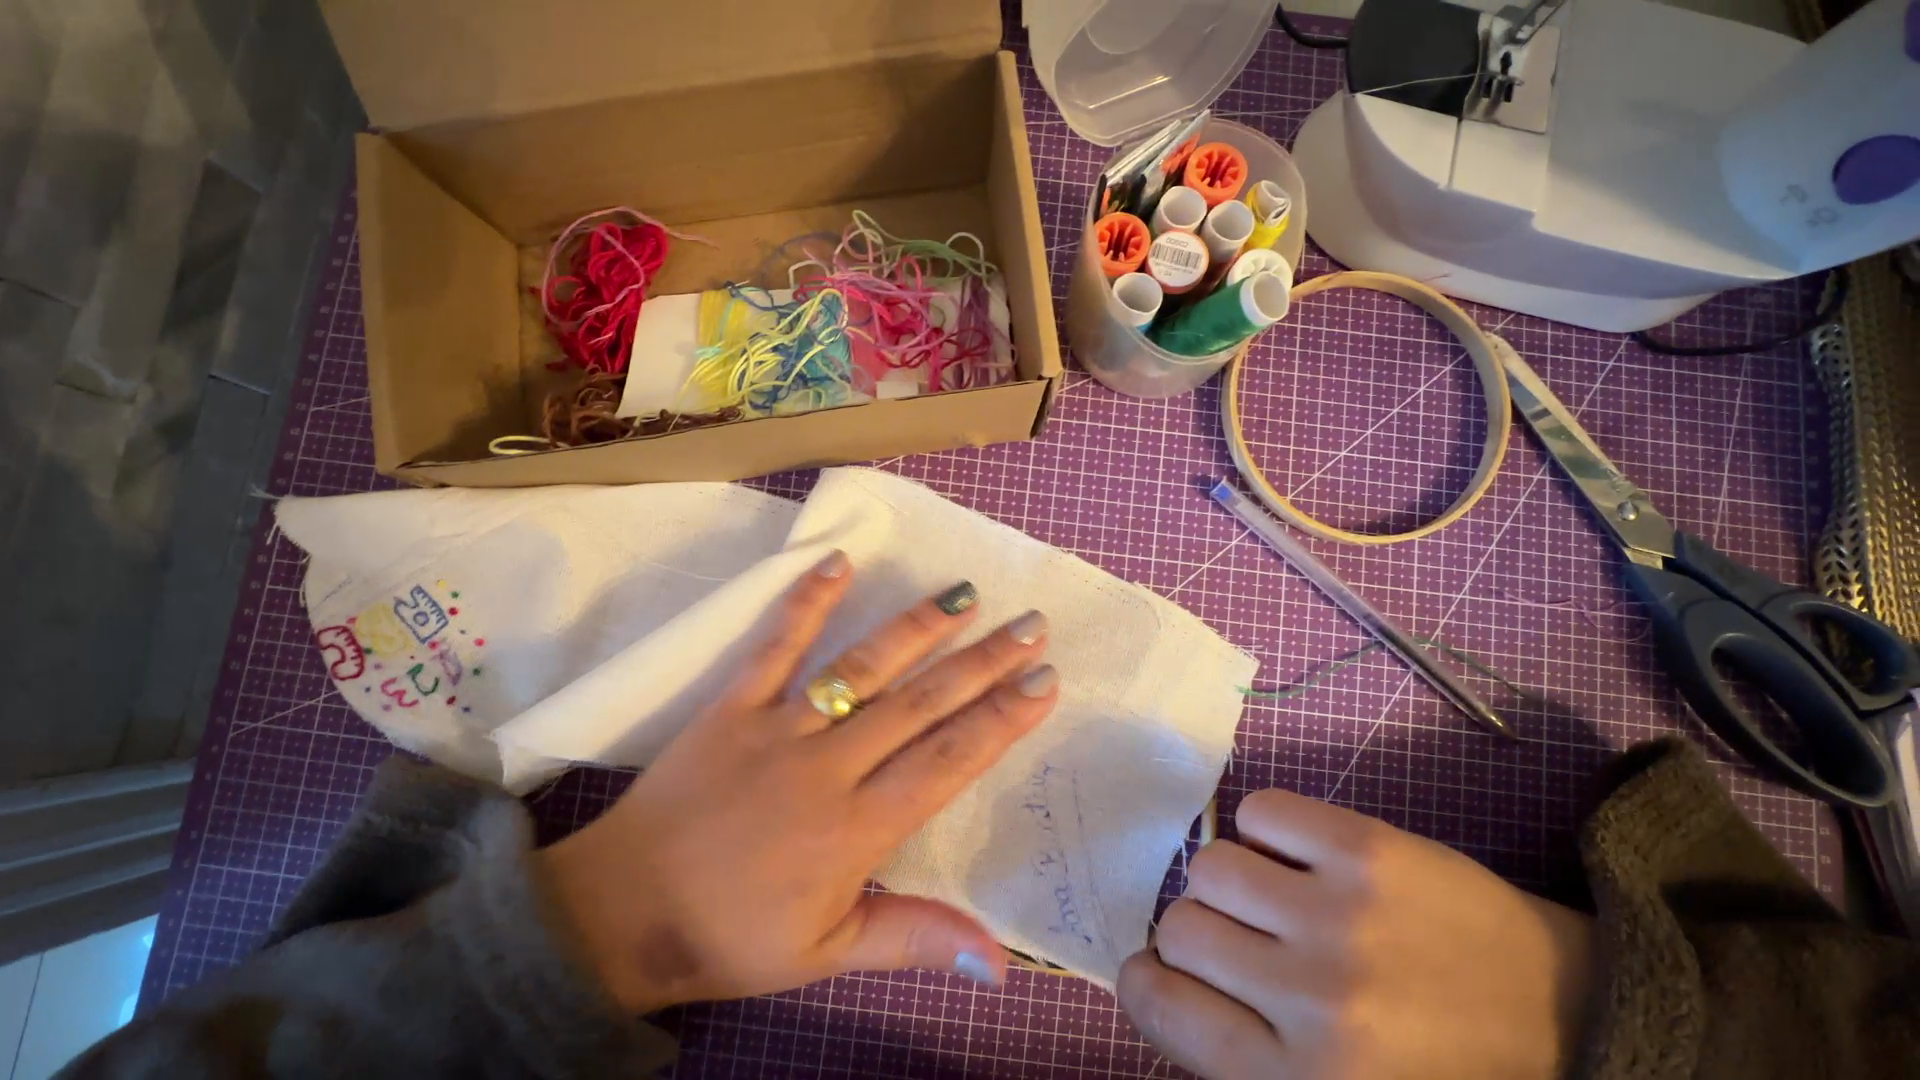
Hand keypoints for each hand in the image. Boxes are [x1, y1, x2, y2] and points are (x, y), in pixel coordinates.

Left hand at [541, 552, 1059, 1011]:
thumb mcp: (827, 956)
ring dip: (918, 628)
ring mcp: (779, 728)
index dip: (1001, 720)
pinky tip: (839, 562)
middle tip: (1030, 626)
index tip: (1044, 681)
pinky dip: (807, 602)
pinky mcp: (733, 704)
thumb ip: (914, 939)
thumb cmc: (730, 937)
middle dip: (983, 664)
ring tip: (965, 595)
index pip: (947, 761)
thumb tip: (1001, 962)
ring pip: (862, 669)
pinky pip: (774, 645)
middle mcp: (828, 767)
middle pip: (920, 705)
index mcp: (857, 829)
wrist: (620, 912)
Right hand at [1118, 788, 1592, 1079]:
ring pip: (1210, 864)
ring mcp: (1341, 916)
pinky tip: (1298, 856)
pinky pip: (1260, 809)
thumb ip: (1236, 1056)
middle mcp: (1310, 999)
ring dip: (1230, 880)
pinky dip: (1264, 829)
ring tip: (1274, 895)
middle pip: (1179, 926)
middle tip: (1243, 942)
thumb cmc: (1434, 1076)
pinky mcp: (1370, 849)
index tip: (1169, 974)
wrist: (1567, 1021)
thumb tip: (1156, 979)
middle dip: (1199, 932)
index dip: (1148, 980)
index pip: (1155, 1001)